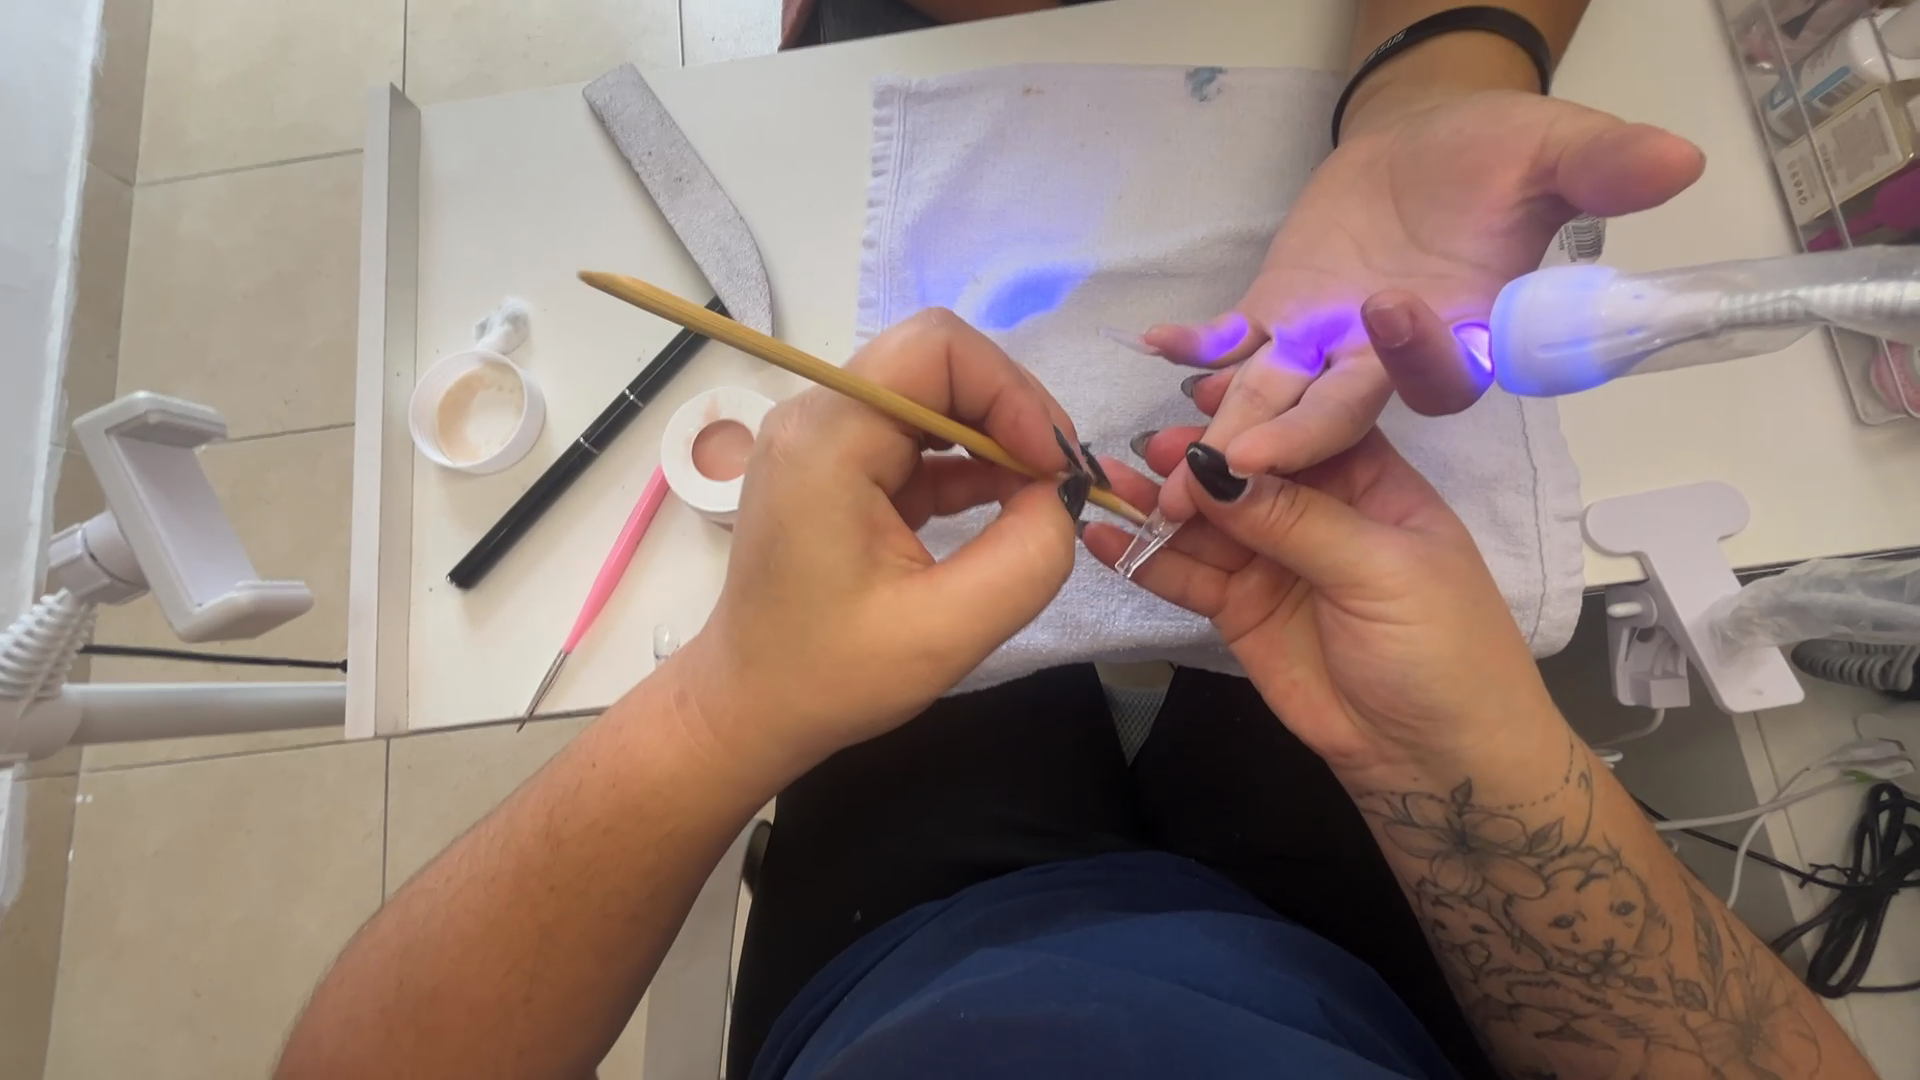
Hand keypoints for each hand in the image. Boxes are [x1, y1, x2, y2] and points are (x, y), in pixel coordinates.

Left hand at [676, 309, 1083, 780]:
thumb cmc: (831, 677)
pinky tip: (1007, 502)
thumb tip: (1059, 494)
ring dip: (999, 437)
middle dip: (1013, 413)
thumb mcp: (946, 631)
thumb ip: (1028, 556)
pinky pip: (921, 438)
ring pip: (938, 396)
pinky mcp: (843, 466)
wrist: (753, 703)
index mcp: (827, 440)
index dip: (1011, 391)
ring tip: (1042, 494)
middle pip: (940, 364)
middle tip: (1058, 479)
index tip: (1051, 464)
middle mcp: (820, 417)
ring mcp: (827, 438)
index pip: (935, 348)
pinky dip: (973, 462)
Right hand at [1082, 427, 1558, 776]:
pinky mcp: (1232, 605)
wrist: (1428, 759)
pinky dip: (1141, 558)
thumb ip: (1293, 519)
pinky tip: (1102, 539)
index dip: (1252, 411)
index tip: (1199, 398)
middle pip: (1238, 472)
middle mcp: (1307, 511)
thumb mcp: (1379, 571)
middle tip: (1148, 457)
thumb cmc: (1438, 650)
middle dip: (1194, 463)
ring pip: (1200, 522)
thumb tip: (1209, 469)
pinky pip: (1181, 574)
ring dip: (1152, 505)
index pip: (1300, 429)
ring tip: (1102, 488)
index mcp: (1364, 482)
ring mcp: (1264, 559)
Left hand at [1149, 89, 1703, 523]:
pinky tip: (1158, 342)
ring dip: (1223, 422)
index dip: (1413, 361)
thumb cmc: (1492, 158)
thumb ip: (1597, 165)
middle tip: (1233, 468)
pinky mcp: (1271, 323)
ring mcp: (1315, 350)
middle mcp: (1376, 365)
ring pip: (1267, 398)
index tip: (1387, 316)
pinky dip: (1197, 344)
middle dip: (1287, 442)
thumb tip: (1677, 161)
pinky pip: (1228, 344)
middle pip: (1331, 415)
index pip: (1436, 376)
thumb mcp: (1552, 150)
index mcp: (1454, 342)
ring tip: (1177, 453)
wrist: (1421, 151)